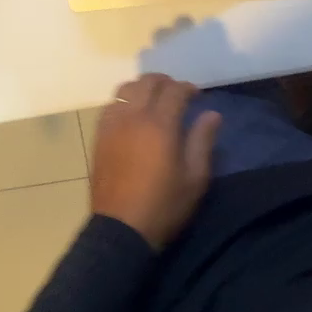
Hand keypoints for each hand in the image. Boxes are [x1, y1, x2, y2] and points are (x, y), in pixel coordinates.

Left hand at [91, 74, 221, 249]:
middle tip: (177, 94)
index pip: (174, 89)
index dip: (188, 88)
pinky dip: (125, 100)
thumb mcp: (194, 179)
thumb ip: (203, 141)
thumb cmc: (163, 206)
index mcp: (160, 124)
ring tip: (153, 100)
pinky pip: (111, 104)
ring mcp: (112, 124)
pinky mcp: (99, 135)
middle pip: (148, 81)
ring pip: (126, 88)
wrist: (120, 230)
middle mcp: (134, 116)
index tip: (197, 96)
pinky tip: (132, 114)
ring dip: (143, 88)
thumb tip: (212, 114)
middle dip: (165, 82)